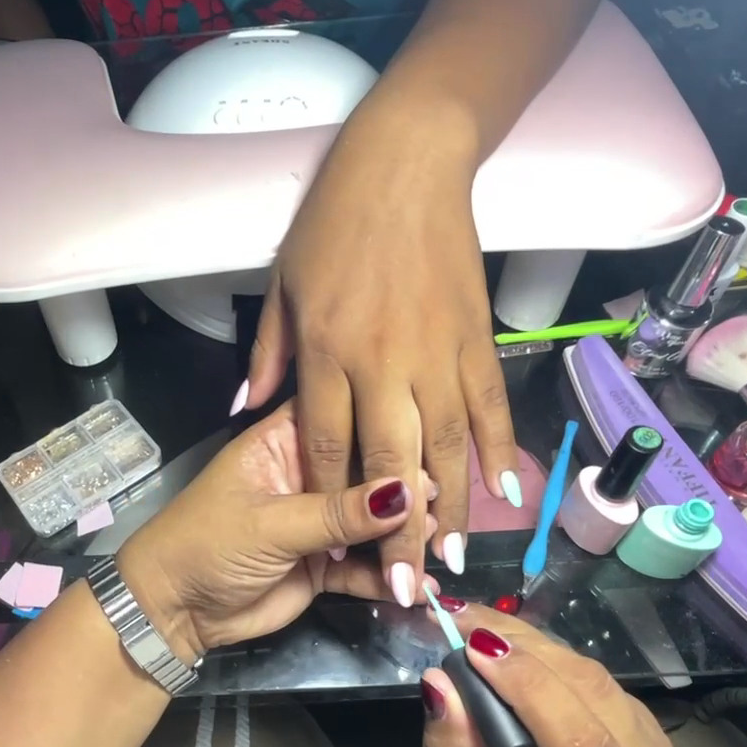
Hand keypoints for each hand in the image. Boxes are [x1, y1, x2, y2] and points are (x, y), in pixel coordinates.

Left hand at [117, 402, 437, 660]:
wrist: (174, 611)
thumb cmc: (207, 544)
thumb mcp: (270, 523)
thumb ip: (336, 513)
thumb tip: (405, 493)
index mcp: (284, 442)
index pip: (342, 420)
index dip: (383, 428)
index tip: (425, 442)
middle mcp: (308, 475)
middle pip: (367, 473)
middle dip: (403, 488)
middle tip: (440, 501)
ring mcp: (318, 522)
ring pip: (371, 522)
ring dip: (402, 533)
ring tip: (437, 539)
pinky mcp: (323, 564)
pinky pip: (363, 566)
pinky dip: (387, 575)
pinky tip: (419, 582)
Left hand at [241, 107, 519, 605]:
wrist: (406, 162)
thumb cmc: (332, 223)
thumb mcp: (282, 286)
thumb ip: (266, 356)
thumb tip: (241, 407)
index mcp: (325, 353)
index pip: (324, 443)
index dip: (331, 499)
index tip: (337, 543)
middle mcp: (380, 364)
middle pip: (389, 461)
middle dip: (400, 529)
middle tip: (411, 584)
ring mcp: (435, 352)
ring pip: (446, 445)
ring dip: (453, 507)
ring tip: (455, 557)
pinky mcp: (476, 338)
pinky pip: (488, 405)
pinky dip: (499, 449)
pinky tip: (505, 491)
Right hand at [421, 605, 685, 746]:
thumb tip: (437, 684)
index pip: (582, 743)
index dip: (528, 687)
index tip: (471, 648)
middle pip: (587, 690)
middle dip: (517, 647)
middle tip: (453, 618)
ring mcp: (656, 741)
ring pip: (587, 670)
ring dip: (524, 640)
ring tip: (468, 622)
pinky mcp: (644, 716)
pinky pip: (587, 671)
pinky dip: (540, 650)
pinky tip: (502, 644)